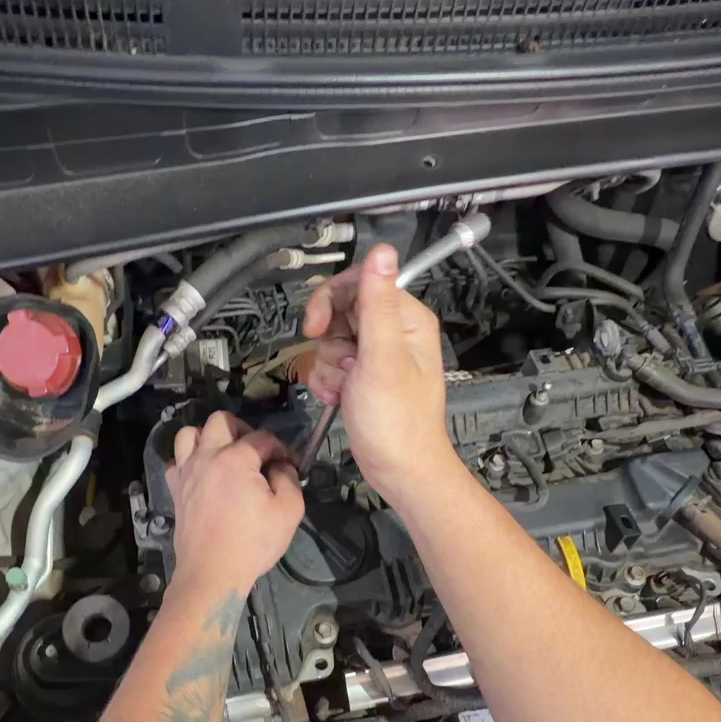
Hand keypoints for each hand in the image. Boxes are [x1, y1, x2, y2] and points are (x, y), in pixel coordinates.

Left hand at [166, 411, 305, 594]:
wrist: (211, 572)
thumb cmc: (252, 543)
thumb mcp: (288, 511)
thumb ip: (289, 480)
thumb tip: (282, 467)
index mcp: (236, 459)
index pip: (263, 437)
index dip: (281, 448)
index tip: (290, 465)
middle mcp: (207, 456)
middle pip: (221, 421)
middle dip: (243, 429)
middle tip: (256, 452)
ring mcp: (186, 472)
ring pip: (189, 434)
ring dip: (208, 438)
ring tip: (224, 456)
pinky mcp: (175, 490)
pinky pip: (176, 462)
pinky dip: (188, 461)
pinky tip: (203, 475)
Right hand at [301, 244, 460, 501]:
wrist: (398, 470)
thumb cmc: (396, 421)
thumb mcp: (382, 357)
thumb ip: (377, 303)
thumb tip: (382, 251)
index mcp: (406, 319)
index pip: (359, 283)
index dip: (330, 301)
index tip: (314, 327)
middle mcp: (392, 332)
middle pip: (339, 312)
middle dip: (330, 343)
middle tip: (343, 368)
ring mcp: (375, 357)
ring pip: (331, 342)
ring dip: (328, 368)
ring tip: (345, 390)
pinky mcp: (361, 379)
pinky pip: (331, 366)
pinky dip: (327, 383)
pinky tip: (337, 400)